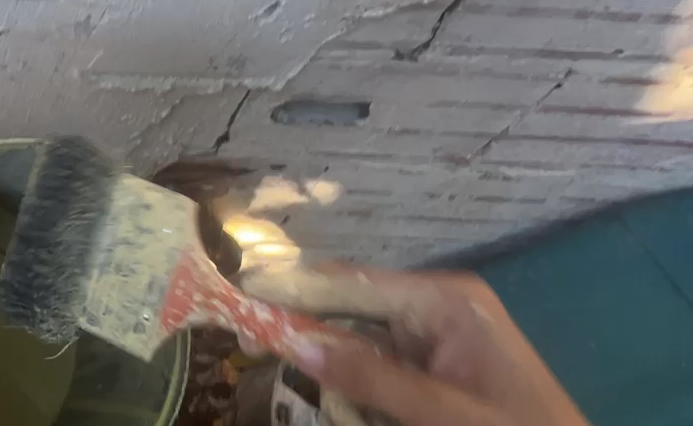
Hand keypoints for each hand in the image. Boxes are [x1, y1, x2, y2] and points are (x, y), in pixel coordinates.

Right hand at [257, 267, 590, 425]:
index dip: (294, 287)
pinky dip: (353, 383)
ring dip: (326, 359)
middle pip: (348, 304)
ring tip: (279, 357)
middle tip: (250, 336)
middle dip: (304, 324)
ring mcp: (435, 337)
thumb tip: (293, 340)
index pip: (351, 281)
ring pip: (356, 338)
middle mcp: (435, 306)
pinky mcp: (434, 369)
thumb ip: (372, 378)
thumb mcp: (449, 418)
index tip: (243, 290)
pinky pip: (377, 365)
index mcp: (444, 299)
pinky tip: (332, 393)